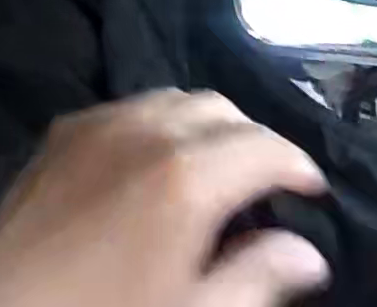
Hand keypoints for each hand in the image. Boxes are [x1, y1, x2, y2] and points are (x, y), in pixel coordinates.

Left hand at [0, 89, 331, 306]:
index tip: (312, 192)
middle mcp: (143, 127)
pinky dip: (159, 121)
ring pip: (171, 97)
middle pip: (217, 107)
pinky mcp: (64, 126)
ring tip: (215, 171)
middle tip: (266, 185)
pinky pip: (128, 105)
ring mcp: (98, 120)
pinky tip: (155, 163)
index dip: (296, 164)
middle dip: (251, 138)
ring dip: (204, 124)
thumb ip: (257, 278)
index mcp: (184, 174)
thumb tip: (306, 251)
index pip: (261, 145)